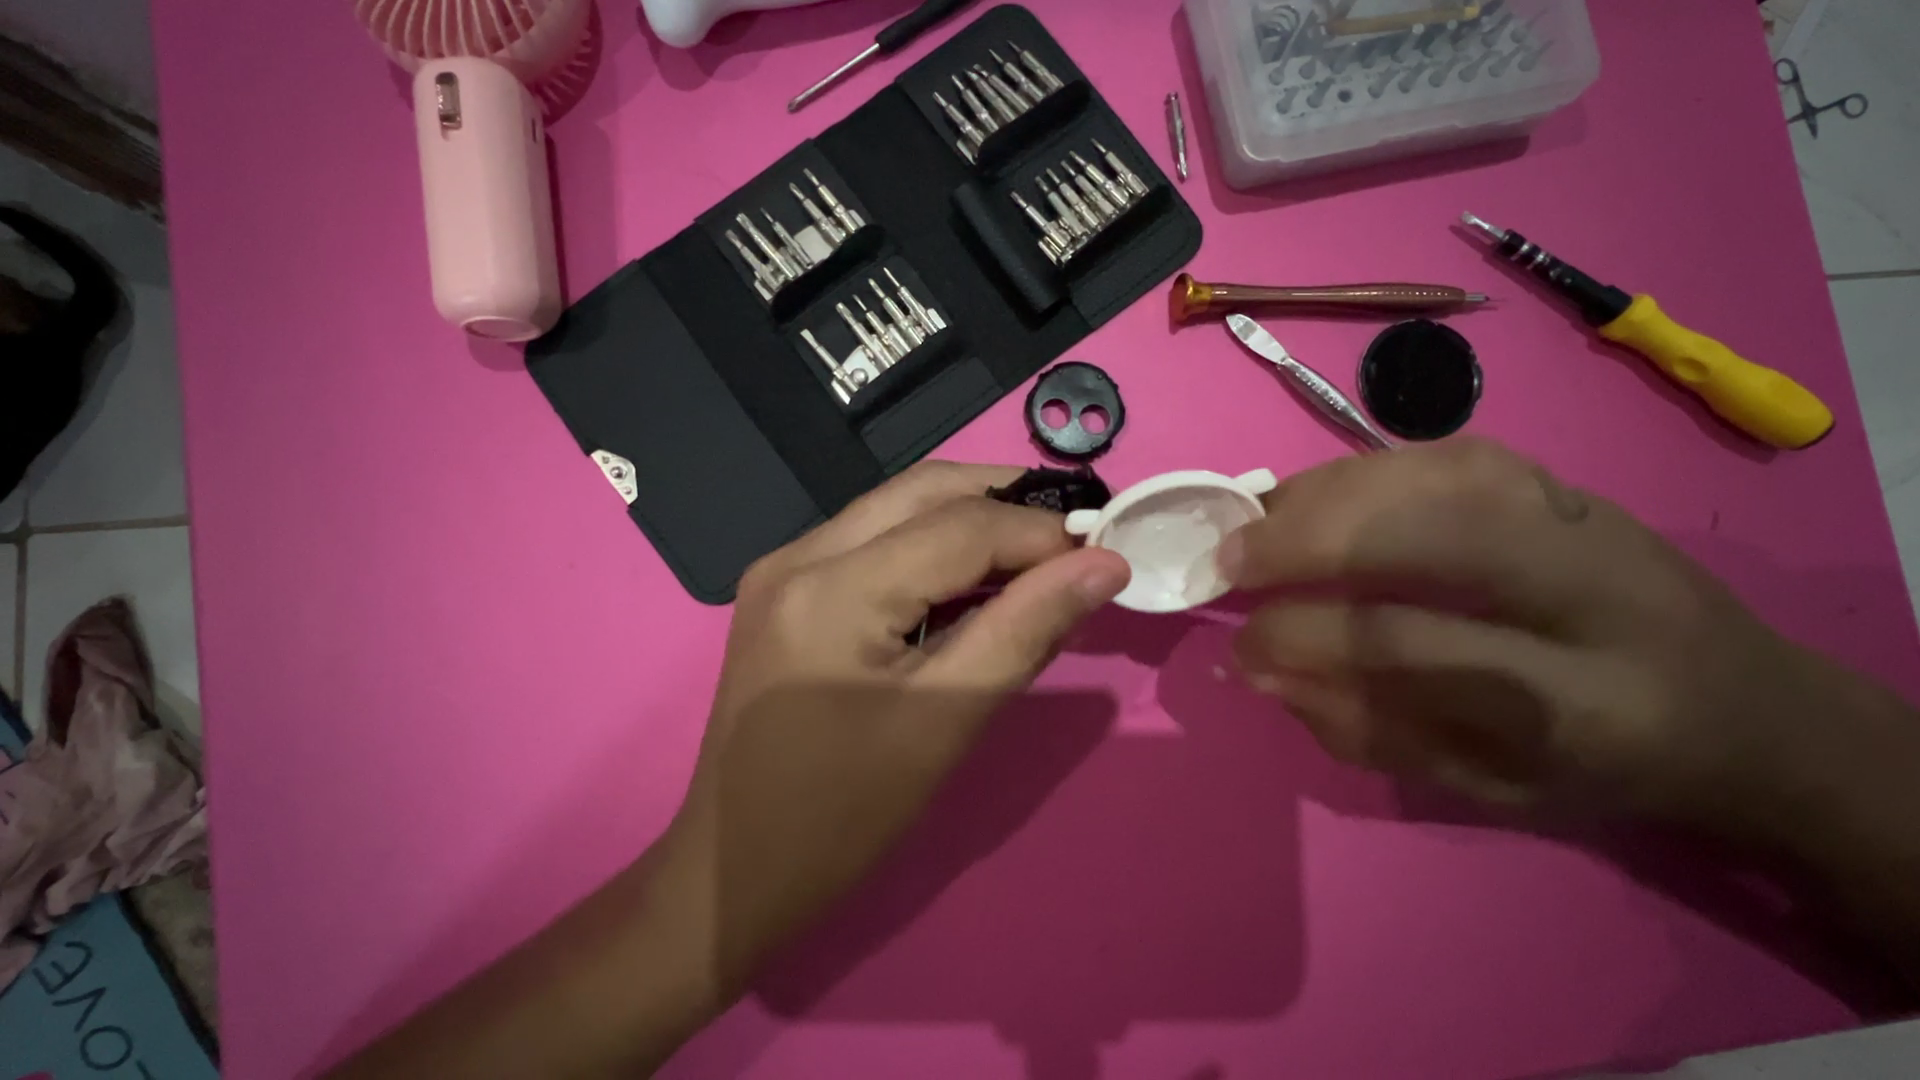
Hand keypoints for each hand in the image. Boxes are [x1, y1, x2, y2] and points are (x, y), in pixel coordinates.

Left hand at [653, 462, 1130, 1000]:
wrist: (738, 868)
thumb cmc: (845, 813)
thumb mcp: (947, 720)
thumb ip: (1026, 630)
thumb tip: (1104, 564)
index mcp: (833, 589)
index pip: (961, 527)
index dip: (1041, 533)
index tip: (1105, 553)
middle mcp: (799, 556)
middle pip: (923, 490)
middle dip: (1006, 502)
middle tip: (1074, 536)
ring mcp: (782, 570)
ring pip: (895, 507)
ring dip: (969, 518)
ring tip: (1036, 553)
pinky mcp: (783, 593)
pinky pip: (870, 541)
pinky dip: (928, 546)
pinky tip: (971, 577)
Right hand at [1216, 439, 1881, 833]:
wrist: (1750, 710)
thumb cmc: (1605, 772)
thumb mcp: (1487, 791)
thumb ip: (1368, 731)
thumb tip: (1261, 666)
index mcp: (1583, 700)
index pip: (1412, 645)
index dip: (1306, 635)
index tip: (1240, 646)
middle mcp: (1596, 588)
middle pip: (1433, 530)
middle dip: (1306, 539)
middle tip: (1226, 560)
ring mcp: (1589, 517)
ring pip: (1437, 472)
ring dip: (1326, 492)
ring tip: (1254, 522)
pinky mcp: (1568, 481)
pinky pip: (1446, 453)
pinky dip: (1366, 469)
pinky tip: (1318, 495)